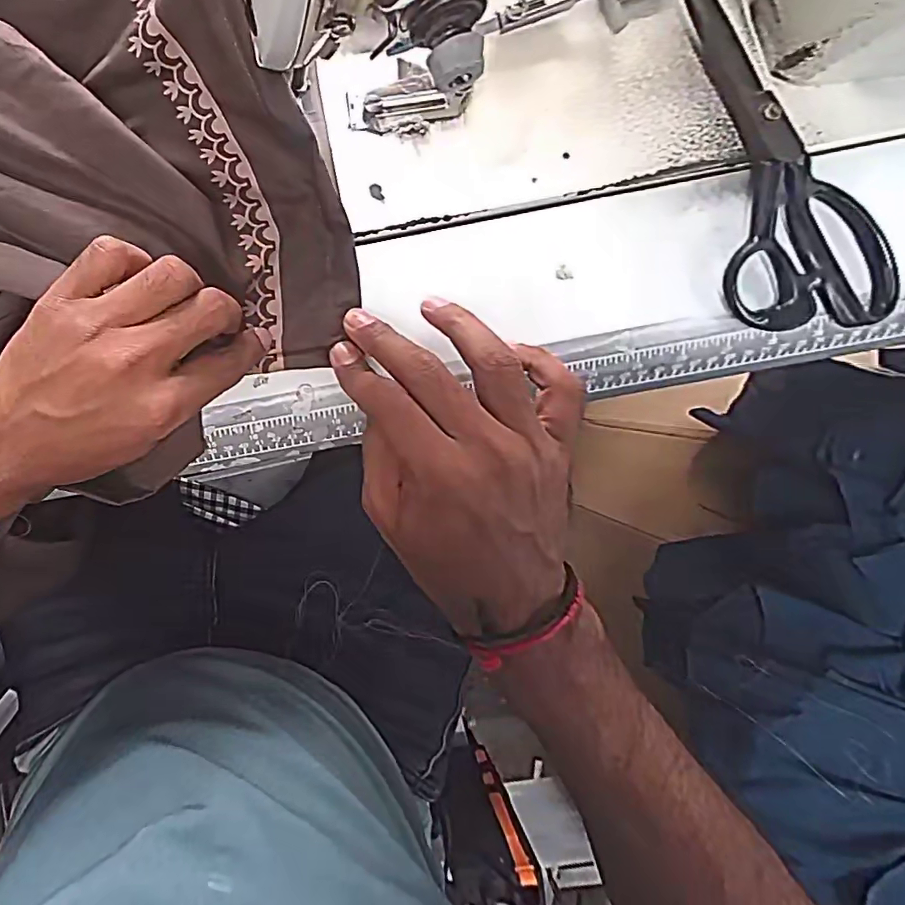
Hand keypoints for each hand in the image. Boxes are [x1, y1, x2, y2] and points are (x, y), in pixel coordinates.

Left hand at [0, 236, 266, 534]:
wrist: (4, 442)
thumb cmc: (69, 447)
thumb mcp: (143, 440)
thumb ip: (185, 399)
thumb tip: (213, 361)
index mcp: (158, 406)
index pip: (227, 361)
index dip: (248, 346)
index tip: (248, 340)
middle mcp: (133, 360)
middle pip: (209, 308)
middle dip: (225, 311)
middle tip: (217, 316)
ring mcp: (97, 325)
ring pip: (172, 273)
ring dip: (188, 283)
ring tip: (177, 294)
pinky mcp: (63, 301)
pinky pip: (111, 254)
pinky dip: (131, 258)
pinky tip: (132, 277)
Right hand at [329, 301, 583, 635]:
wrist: (515, 598)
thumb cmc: (449, 564)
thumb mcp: (388, 516)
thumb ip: (379, 455)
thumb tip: (376, 406)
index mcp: (439, 473)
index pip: (388, 402)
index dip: (358, 373)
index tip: (344, 355)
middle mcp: (486, 450)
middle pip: (430, 375)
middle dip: (387, 342)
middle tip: (363, 323)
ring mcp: (528, 443)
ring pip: (496, 365)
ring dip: (460, 328)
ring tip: (432, 306)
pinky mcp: (557, 445)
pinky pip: (561, 389)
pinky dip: (539, 360)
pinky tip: (508, 347)